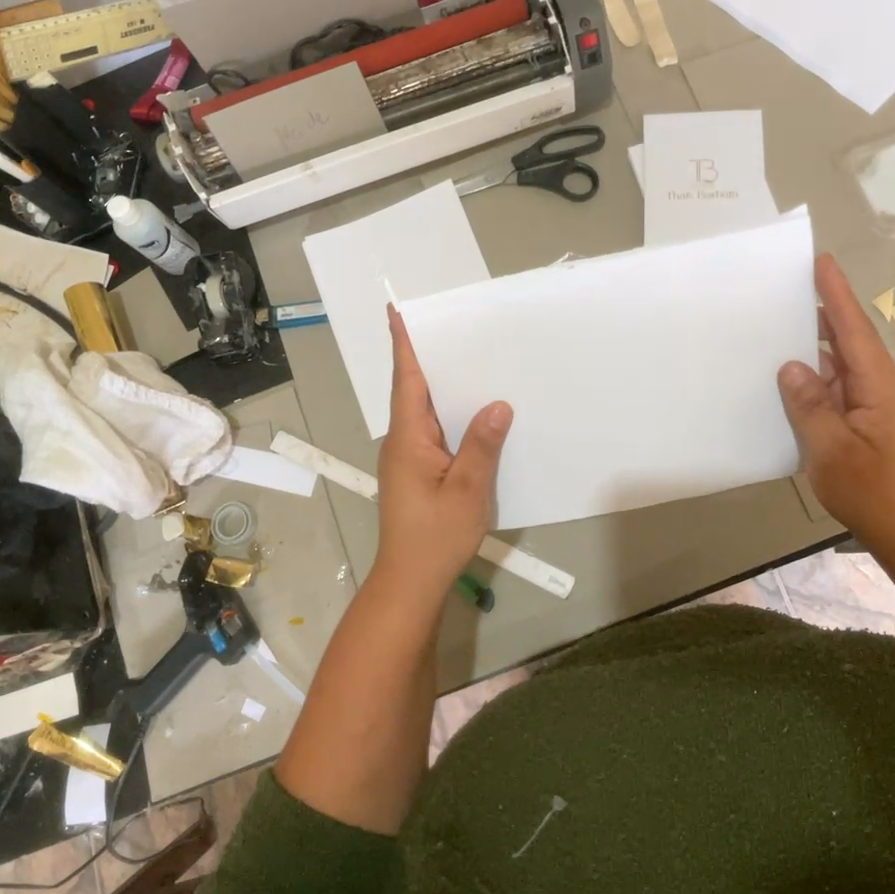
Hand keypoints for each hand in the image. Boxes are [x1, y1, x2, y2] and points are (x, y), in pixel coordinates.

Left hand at [372, 305, 513, 587]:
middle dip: (427, 357)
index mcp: (409, 439)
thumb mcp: (467, 491)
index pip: (406, 381)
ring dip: (440, 386)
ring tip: (468, 358)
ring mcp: (408, 459)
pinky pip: (434, 432)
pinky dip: (449, 414)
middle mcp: (403, 442)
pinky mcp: (417, 473)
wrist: (411, 581)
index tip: (397, 312)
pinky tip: (473, 412)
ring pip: (425, 412)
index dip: (403, 345)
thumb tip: (497, 405)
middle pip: (413, 391)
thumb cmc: (435, 536)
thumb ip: (481, 446)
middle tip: (452, 326)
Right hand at [777, 254, 894, 544]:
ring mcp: (876, 404)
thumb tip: (791, 367)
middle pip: (850, 341)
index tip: (822, 262)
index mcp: (880, 388)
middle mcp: (882, 388)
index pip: (854, 332)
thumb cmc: (869, 490)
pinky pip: (839, 386)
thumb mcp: (831, 450)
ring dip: (816, 345)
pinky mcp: (867, 420)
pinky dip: (816, 376)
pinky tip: (792, 375)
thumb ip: (809, 406)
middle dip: (824, 311)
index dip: (837, 296)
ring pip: (842, 364)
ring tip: (782, 322)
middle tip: (792, 285)